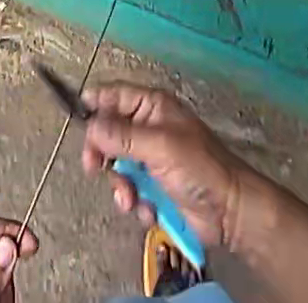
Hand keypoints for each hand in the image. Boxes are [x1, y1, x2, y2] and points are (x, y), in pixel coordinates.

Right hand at [77, 83, 248, 251]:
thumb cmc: (199, 167)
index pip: (114, 95)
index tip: (77, 120)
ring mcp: (150, 157)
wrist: (230, 212)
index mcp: (152, 106)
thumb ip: (121, 135)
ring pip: (117, 165)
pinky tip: (149, 209)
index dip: (94, 105)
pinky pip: (130, 188)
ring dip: (121, 184)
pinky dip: (135, 201)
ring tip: (131, 199)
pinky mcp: (153, 185)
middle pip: (108, 132)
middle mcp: (148, 127)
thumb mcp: (159, 145)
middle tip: (95, 167)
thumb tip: (90, 126)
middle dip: (103, 154)